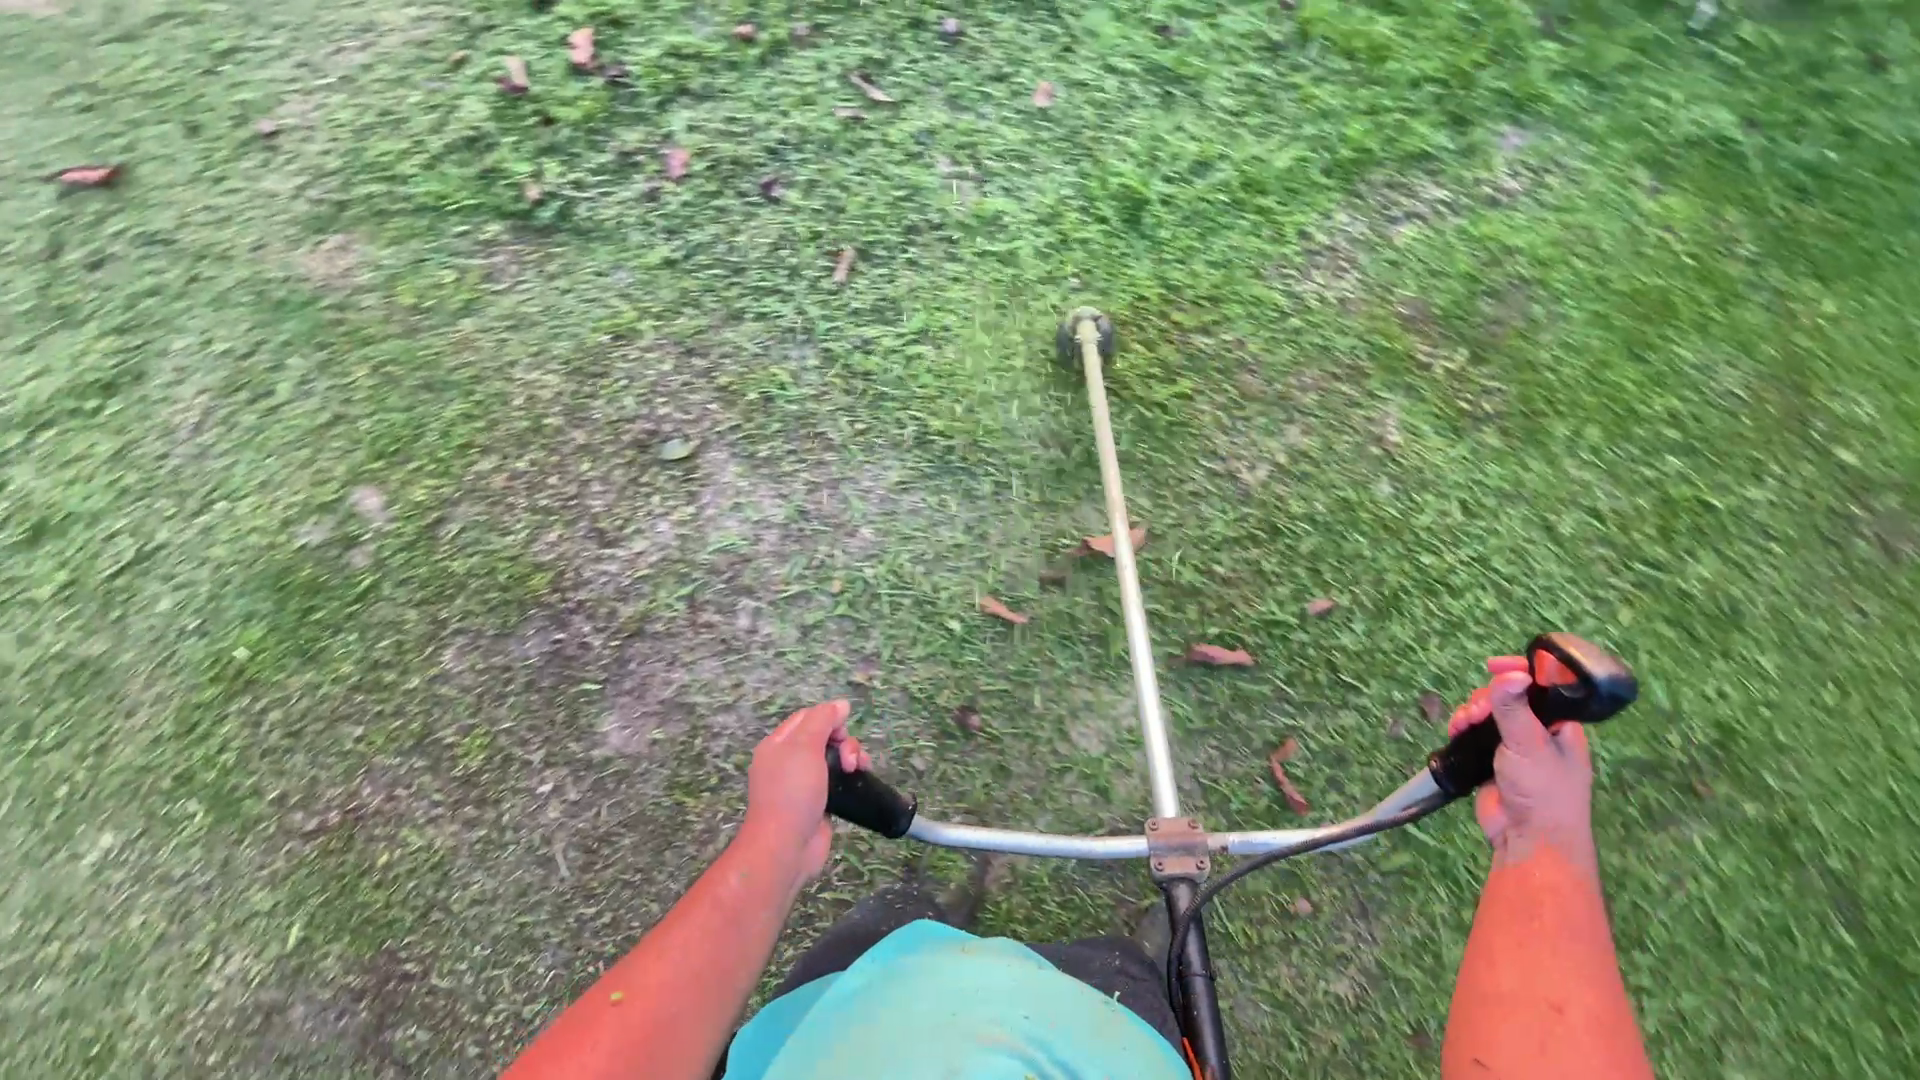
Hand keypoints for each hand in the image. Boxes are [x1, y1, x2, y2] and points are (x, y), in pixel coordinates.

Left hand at [739, 700, 869, 885]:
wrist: (786, 846)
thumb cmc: (792, 791)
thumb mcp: (804, 746)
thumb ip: (822, 720)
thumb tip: (841, 704)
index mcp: (778, 744)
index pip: (806, 718)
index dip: (829, 717)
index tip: (844, 728)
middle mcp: (788, 762)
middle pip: (823, 737)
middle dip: (843, 741)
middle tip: (850, 757)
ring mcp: (803, 784)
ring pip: (833, 759)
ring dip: (851, 757)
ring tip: (858, 769)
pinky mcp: (818, 803)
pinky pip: (837, 781)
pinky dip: (849, 778)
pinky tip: (858, 781)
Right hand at [1448, 657, 1596, 870]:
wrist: (1528, 838)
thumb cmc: (1543, 789)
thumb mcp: (1529, 743)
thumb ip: (1515, 707)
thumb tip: (1511, 672)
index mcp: (1562, 726)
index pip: (1543, 686)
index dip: (1520, 671)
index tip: (1494, 665)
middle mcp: (1540, 733)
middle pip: (1509, 697)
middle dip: (1487, 697)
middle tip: (1478, 712)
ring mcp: (1515, 748)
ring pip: (1489, 715)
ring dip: (1471, 712)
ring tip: (1463, 725)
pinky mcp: (1493, 761)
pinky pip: (1475, 734)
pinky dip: (1463, 729)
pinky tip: (1456, 733)